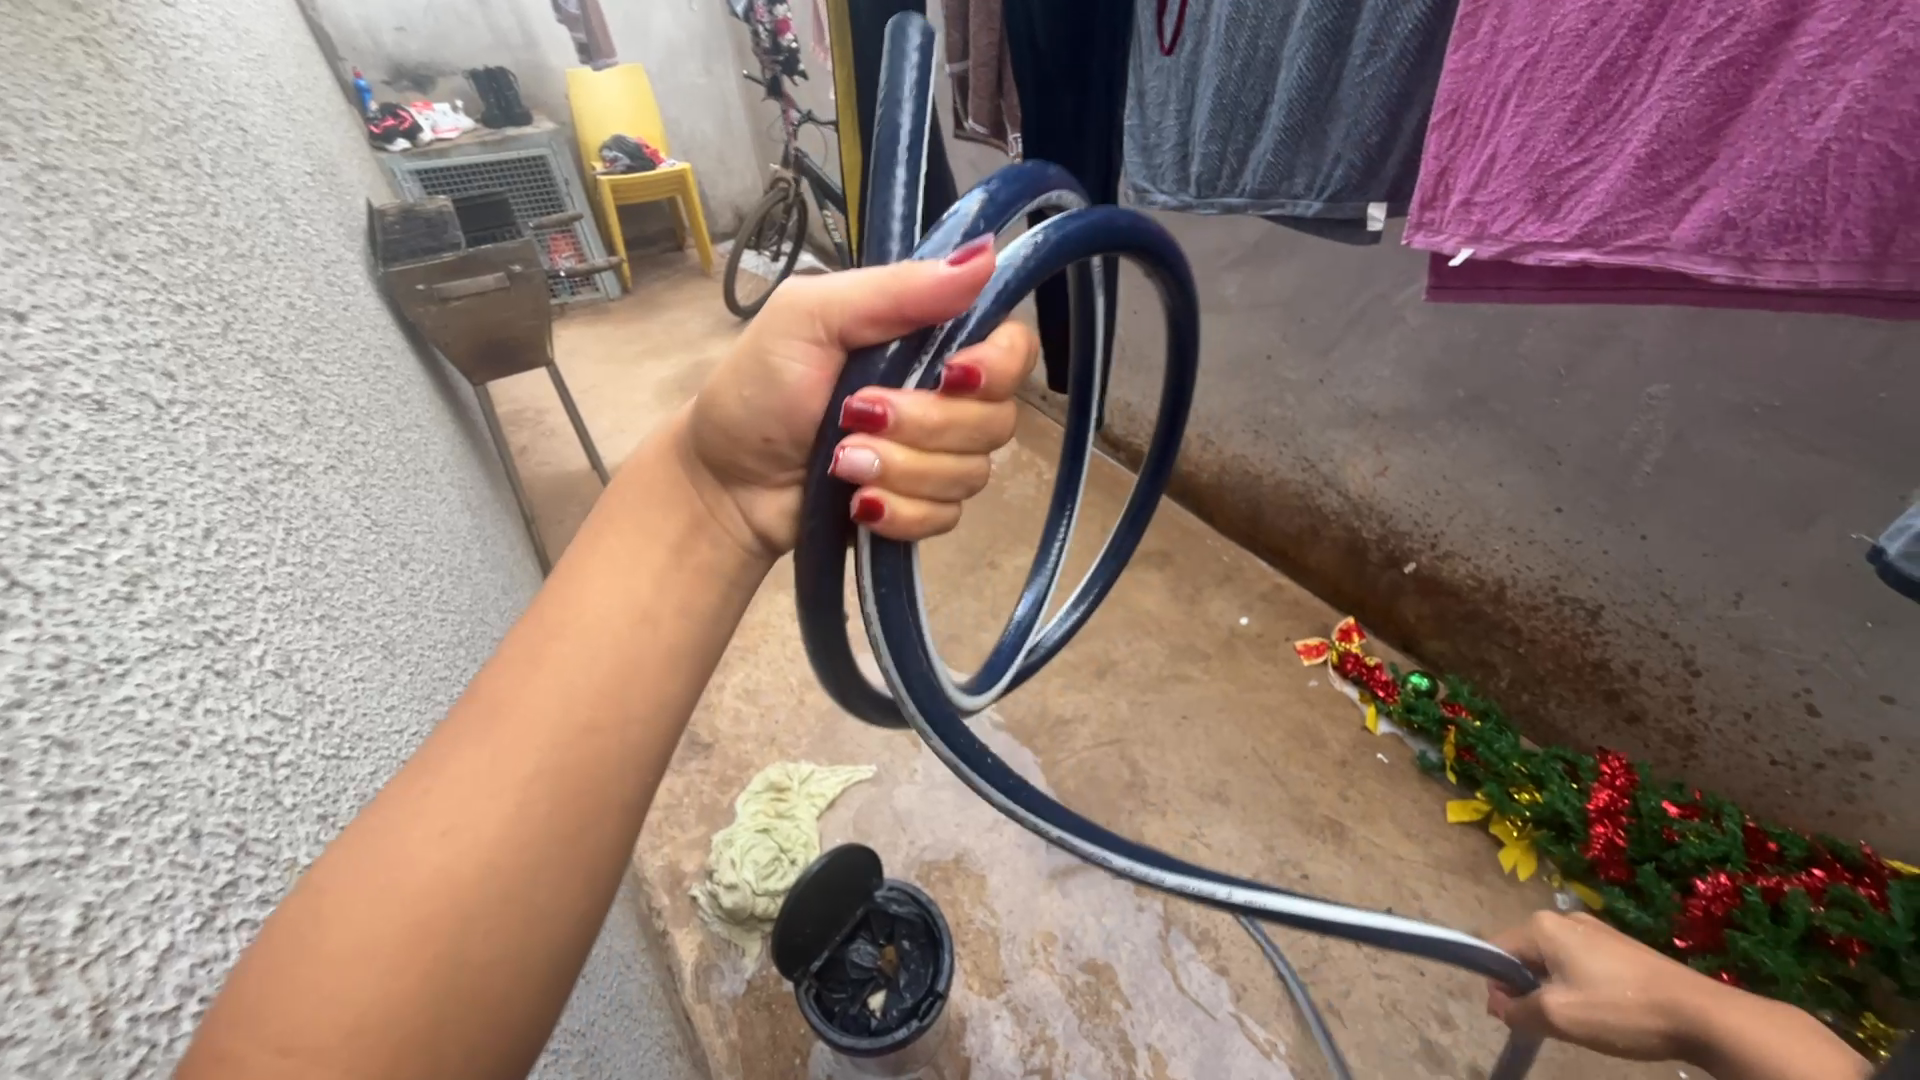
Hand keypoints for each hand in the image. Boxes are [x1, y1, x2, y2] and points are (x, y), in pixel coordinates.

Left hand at [679, 236, 1036, 556]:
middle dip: (923, 425)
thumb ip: (895, 290)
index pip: (1013, 349)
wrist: (725, 482)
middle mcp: (945, 397)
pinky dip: (899, 512)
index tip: (951, 376)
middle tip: (855, 416)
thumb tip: (986, 255)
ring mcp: (937, 457)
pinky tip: (856, 502)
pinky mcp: (922, 507)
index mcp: (927, 340)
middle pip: (995, 418)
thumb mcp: (810, 317)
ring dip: (899, 469)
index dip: (997, 367)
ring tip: (840, 462)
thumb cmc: (759, 388)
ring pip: (970, 473)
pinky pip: (947, 516)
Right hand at [1487, 911, 1718, 1061]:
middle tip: (1554, 1023)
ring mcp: (1598, 931)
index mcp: (1540, 925)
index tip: (1517, 1017)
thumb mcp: (1558, 1017)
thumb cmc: (1621, 1010)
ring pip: (1557, 962)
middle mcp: (1563, 919)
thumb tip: (1499, 1007)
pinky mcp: (1624, 947)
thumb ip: (1516, 1010)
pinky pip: (1585, 965)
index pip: (1497, 952)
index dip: (1499, 986)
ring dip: (1559, 991)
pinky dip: (1585, 988)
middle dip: (1531, 989)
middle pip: (1527, 956)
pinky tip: (1609, 1012)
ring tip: (1586, 1020)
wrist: (1707, 1017)